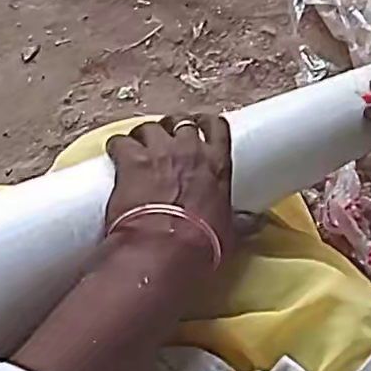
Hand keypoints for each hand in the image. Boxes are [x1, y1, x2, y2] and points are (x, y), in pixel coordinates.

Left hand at [104, 114, 234, 265]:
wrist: (165, 248)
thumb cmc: (201, 242)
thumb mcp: (229, 230)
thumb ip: (241, 222)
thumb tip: (256, 225)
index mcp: (218, 162)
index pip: (217, 126)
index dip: (206, 123)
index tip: (200, 125)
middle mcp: (191, 150)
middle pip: (181, 121)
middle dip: (173, 126)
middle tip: (166, 136)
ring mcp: (160, 153)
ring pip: (150, 127)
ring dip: (144, 134)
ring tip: (138, 144)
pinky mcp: (130, 162)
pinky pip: (120, 142)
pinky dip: (116, 145)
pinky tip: (114, 152)